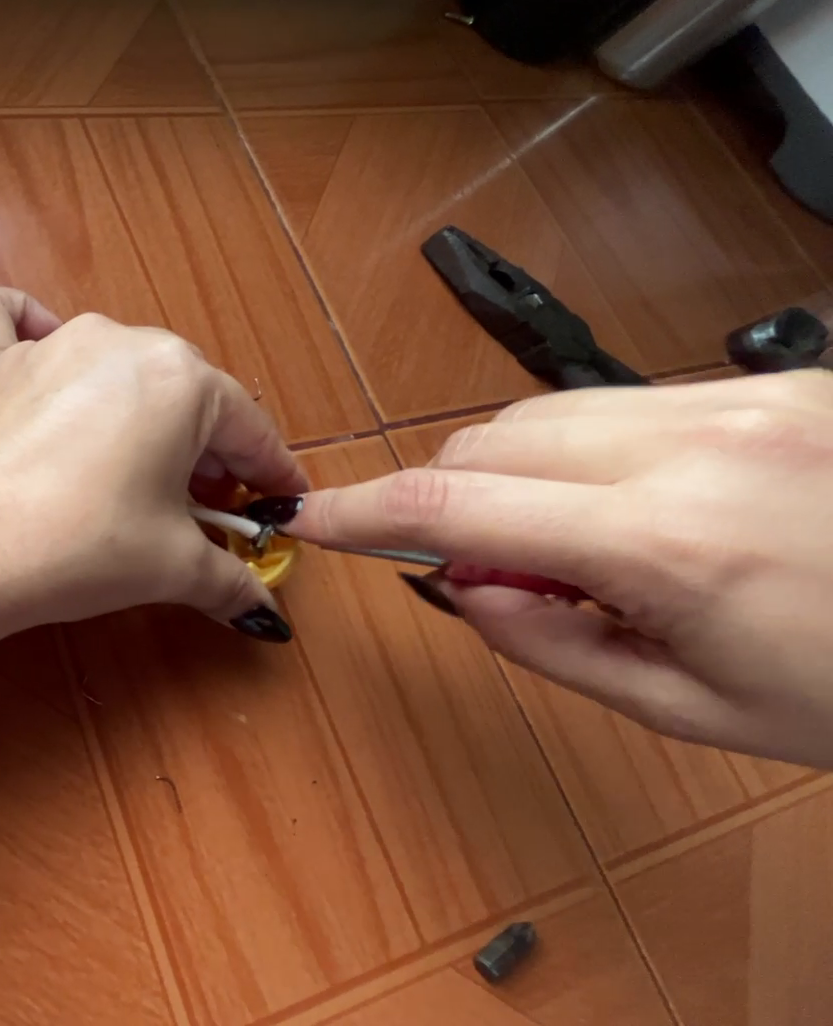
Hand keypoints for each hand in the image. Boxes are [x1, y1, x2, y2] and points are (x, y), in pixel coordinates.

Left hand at [0, 288, 307, 640]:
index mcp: (180, 378)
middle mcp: (116, 342)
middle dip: (203, 448)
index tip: (275, 503)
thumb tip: (260, 607)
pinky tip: (35, 344)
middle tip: (203, 505)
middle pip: (182, 395)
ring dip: (136, 407)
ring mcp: (45, 348)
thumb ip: (229, 579)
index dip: (267, 473)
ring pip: (112, 365)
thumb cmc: (80, 547)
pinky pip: (4, 321)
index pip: (245, 428)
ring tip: (136, 464)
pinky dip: (24, 325)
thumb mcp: (172, 567)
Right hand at [285, 372, 832, 767]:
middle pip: (478, 444)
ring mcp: (748, 399)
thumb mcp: (692, 708)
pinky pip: (611, 403)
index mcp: (675, 542)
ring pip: (532, 414)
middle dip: (446, 500)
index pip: (448, 506)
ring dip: (509, 474)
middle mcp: (705, 446)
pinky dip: (578, 451)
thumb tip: (459, 584)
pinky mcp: (777, 382)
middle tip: (491, 566)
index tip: (312, 517)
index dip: (356, 510)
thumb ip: (542, 641)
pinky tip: (635, 500)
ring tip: (575, 536)